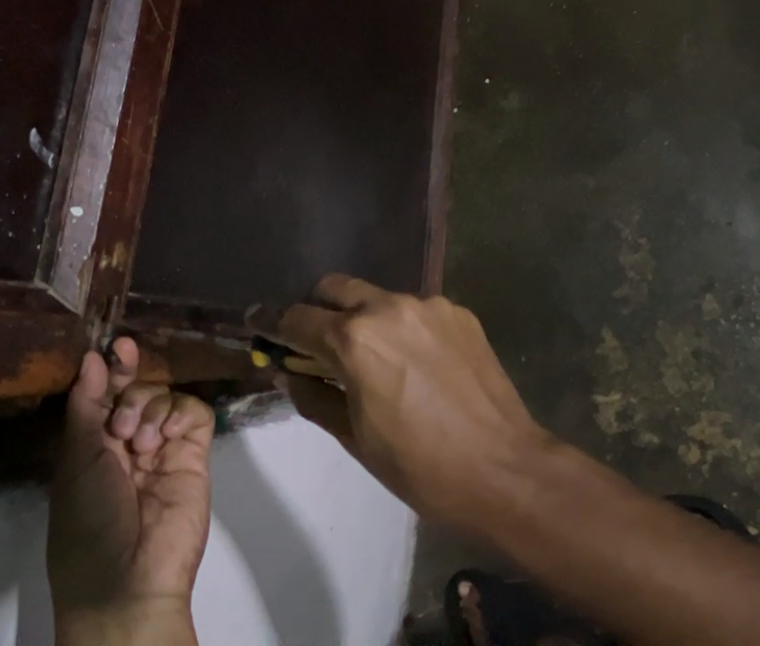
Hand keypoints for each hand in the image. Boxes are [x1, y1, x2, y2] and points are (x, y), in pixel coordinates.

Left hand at [48, 338, 214, 645]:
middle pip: (139, 388)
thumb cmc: (88, 520)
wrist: (127, 578)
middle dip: (132, 385)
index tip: (119, 346)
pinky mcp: (195, 456)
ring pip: (166, 395)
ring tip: (138, 444)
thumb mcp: (76, 460)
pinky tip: (164, 435)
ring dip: (148, 407)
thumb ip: (88, 405)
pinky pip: (194, 413)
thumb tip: (94, 357)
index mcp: (96, 445)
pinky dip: (179, 412)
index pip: (109, 393)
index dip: (115, 368)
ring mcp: (165, 448)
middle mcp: (131, 442)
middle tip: (122, 405)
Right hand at [268, 274, 555, 526]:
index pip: (297, 318)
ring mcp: (428, 306)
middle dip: (315, 307)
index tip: (255, 321)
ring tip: (371, 358)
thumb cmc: (421, 467)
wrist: (505, 470)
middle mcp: (388, 308)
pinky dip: (400, 327)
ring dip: (361, 318)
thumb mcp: (355, 438)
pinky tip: (413, 363)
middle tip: (312, 340)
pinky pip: (414, 310)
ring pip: (377, 297)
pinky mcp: (459, 313)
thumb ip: (313, 396)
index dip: (270, 321)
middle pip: (334, 287)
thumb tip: (285, 372)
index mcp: (355, 340)